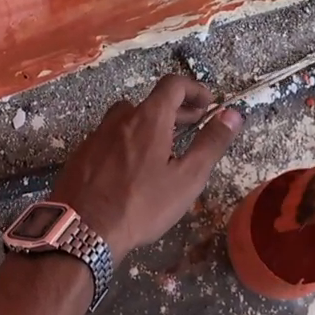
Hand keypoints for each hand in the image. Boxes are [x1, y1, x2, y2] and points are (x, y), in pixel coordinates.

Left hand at [51, 74, 243, 253]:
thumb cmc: (141, 205)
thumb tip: (233, 114)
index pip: (173, 84)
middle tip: (193, 127)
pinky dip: (128, 141)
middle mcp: (120, 118)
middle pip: (151, 102)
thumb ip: (211, 143)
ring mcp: (96, 135)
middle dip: (177, 110)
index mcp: (149, 118)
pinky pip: (110, 137)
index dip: (194, 89)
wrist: (82, 230)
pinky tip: (131, 167)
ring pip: (128, 118)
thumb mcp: (187, 179)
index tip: (208, 105)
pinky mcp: (81, 154)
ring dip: (150, 125)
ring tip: (163, 148)